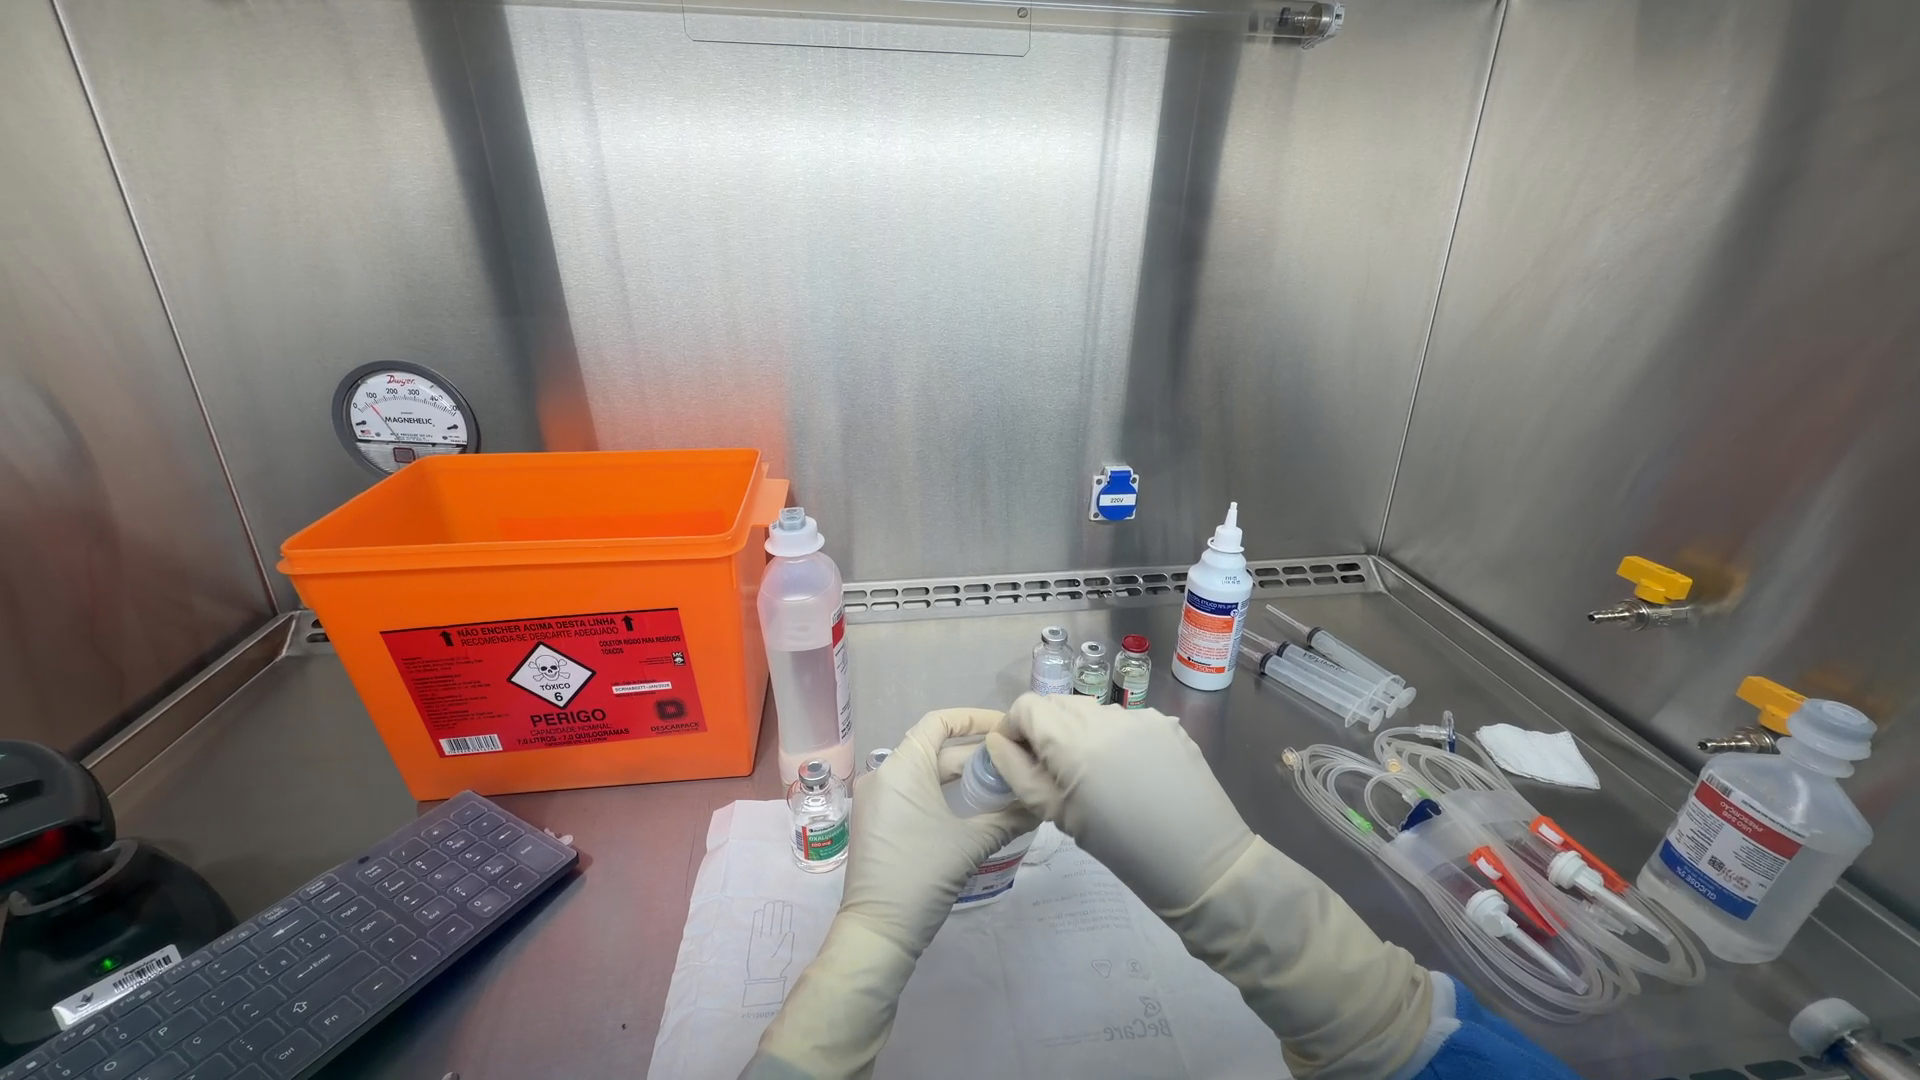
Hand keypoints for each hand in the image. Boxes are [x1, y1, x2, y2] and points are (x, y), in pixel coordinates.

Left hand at [745, 708, 1038, 1077]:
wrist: (877, 932)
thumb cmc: (921, 875)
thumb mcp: (970, 843)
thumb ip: (1008, 817)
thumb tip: (1041, 803)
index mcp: (902, 766)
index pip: (939, 722)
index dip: (974, 718)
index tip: (1007, 727)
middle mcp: (885, 774)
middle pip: (937, 749)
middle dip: (977, 755)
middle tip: (1017, 763)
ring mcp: (878, 799)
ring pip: (927, 773)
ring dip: (963, 777)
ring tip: (1004, 784)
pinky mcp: (879, 822)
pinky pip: (915, 792)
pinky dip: (945, 794)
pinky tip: (976, 808)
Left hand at [746, 900, 794, 982]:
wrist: (762, 979)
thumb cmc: (776, 968)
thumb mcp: (787, 957)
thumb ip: (788, 943)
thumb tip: (790, 931)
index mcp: (782, 941)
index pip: (785, 923)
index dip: (786, 914)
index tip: (787, 905)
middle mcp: (772, 938)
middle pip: (775, 920)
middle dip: (777, 910)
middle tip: (778, 901)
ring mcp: (762, 939)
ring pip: (766, 922)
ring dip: (768, 912)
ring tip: (769, 903)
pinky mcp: (753, 942)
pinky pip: (756, 928)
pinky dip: (757, 920)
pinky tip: (758, 912)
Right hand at [987, 693, 1432, 1077]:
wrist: (1204, 862)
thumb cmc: (1122, 848)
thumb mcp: (1059, 816)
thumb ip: (1020, 774)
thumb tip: (998, 744)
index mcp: (1072, 740)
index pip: (1026, 706)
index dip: (1014, 728)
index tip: (1020, 759)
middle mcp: (1104, 716)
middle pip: (1057, 703)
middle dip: (1045, 729)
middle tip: (1054, 771)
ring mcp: (1139, 716)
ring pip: (1091, 710)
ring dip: (1080, 732)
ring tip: (1096, 775)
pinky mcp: (1165, 723)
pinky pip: (1124, 720)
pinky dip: (1114, 738)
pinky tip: (1130, 773)